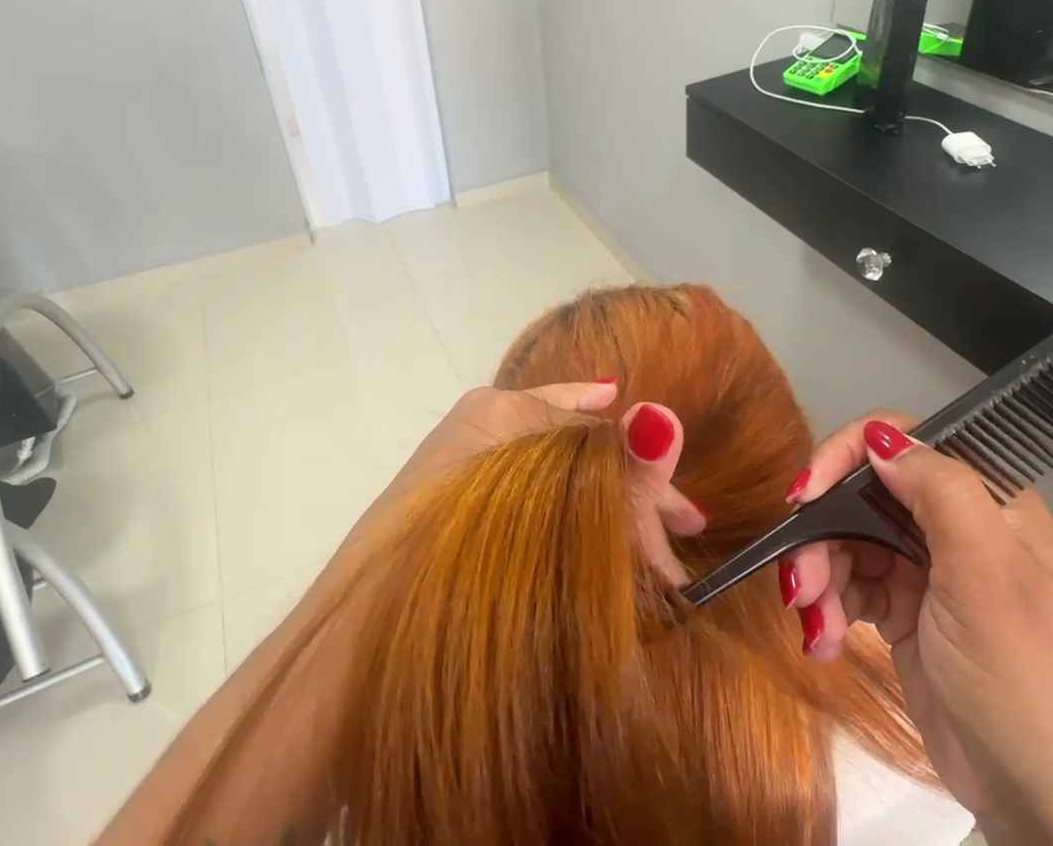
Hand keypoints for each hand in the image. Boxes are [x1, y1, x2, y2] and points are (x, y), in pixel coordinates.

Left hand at [345, 384, 705, 583]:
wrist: (364, 641)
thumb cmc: (462, 564)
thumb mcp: (552, 512)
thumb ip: (608, 471)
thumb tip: (661, 421)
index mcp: (500, 412)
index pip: (598, 429)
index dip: (649, 472)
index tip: (687, 519)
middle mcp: (485, 429)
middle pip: (582, 457)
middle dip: (633, 509)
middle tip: (675, 559)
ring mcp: (470, 469)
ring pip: (563, 487)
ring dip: (608, 530)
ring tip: (652, 582)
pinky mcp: (461, 512)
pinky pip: (538, 511)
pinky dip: (575, 539)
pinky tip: (606, 572)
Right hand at [784, 417, 1052, 845]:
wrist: (1052, 804)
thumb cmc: (1029, 681)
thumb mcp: (990, 578)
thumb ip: (940, 493)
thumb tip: (880, 436)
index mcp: (988, 505)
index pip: (905, 446)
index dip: (845, 457)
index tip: (804, 498)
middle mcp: (955, 529)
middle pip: (861, 498)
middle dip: (820, 535)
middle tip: (800, 586)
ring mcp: (927, 574)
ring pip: (846, 544)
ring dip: (818, 579)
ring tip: (814, 629)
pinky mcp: (905, 616)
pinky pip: (848, 590)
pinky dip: (826, 611)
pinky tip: (823, 643)